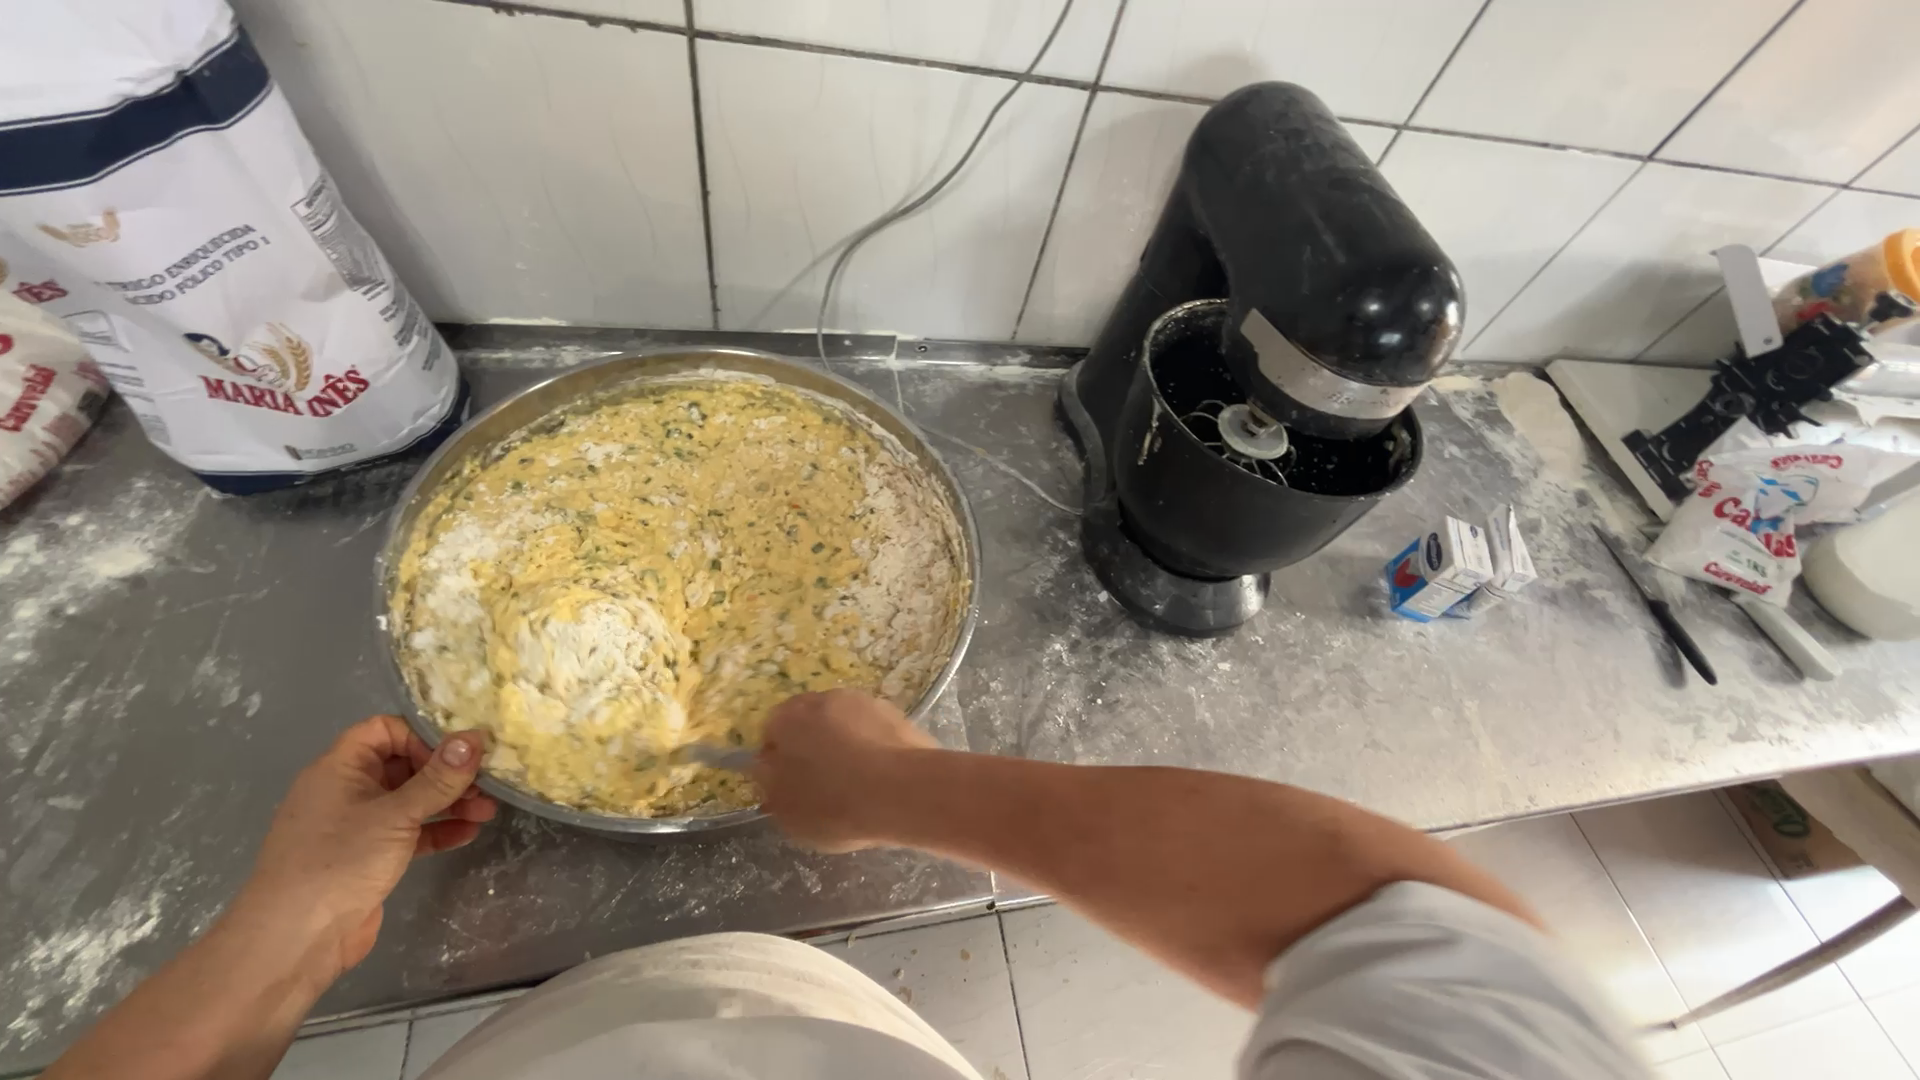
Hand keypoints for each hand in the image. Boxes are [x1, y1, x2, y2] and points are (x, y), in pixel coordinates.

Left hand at [235, 715, 497, 982]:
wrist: (294, 942)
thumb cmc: (339, 862)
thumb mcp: (396, 814)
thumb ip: (439, 777)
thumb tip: (475, 736)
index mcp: (340, 769)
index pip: (384, 730)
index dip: (422, 734)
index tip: (458, 752)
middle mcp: (347, 791)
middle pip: (405, 764)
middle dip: (448, 772)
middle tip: (487, 781)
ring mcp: (358, 826)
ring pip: (412, 799)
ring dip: (450, 802)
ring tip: (488, 810)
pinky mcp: (369, 856)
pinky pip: (411, 831)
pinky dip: (439, 829)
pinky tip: (469, 834)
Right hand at [753, 689, 937, 851]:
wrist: (903, 791)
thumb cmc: (833, 802)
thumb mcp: (785, 809)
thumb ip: (769, 783)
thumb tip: (766, 767)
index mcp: (788, 717)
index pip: (772, 731)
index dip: (779, 759)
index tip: (790, 785)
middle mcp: (825, 698)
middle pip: (810, 722)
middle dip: (813, 748)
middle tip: (822, 785)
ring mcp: (864, 702)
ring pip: (845, 725)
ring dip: (846, 745)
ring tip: (858, 784)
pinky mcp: (897, 713)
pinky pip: (875, 732)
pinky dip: (874, 749)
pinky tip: (882, 778)